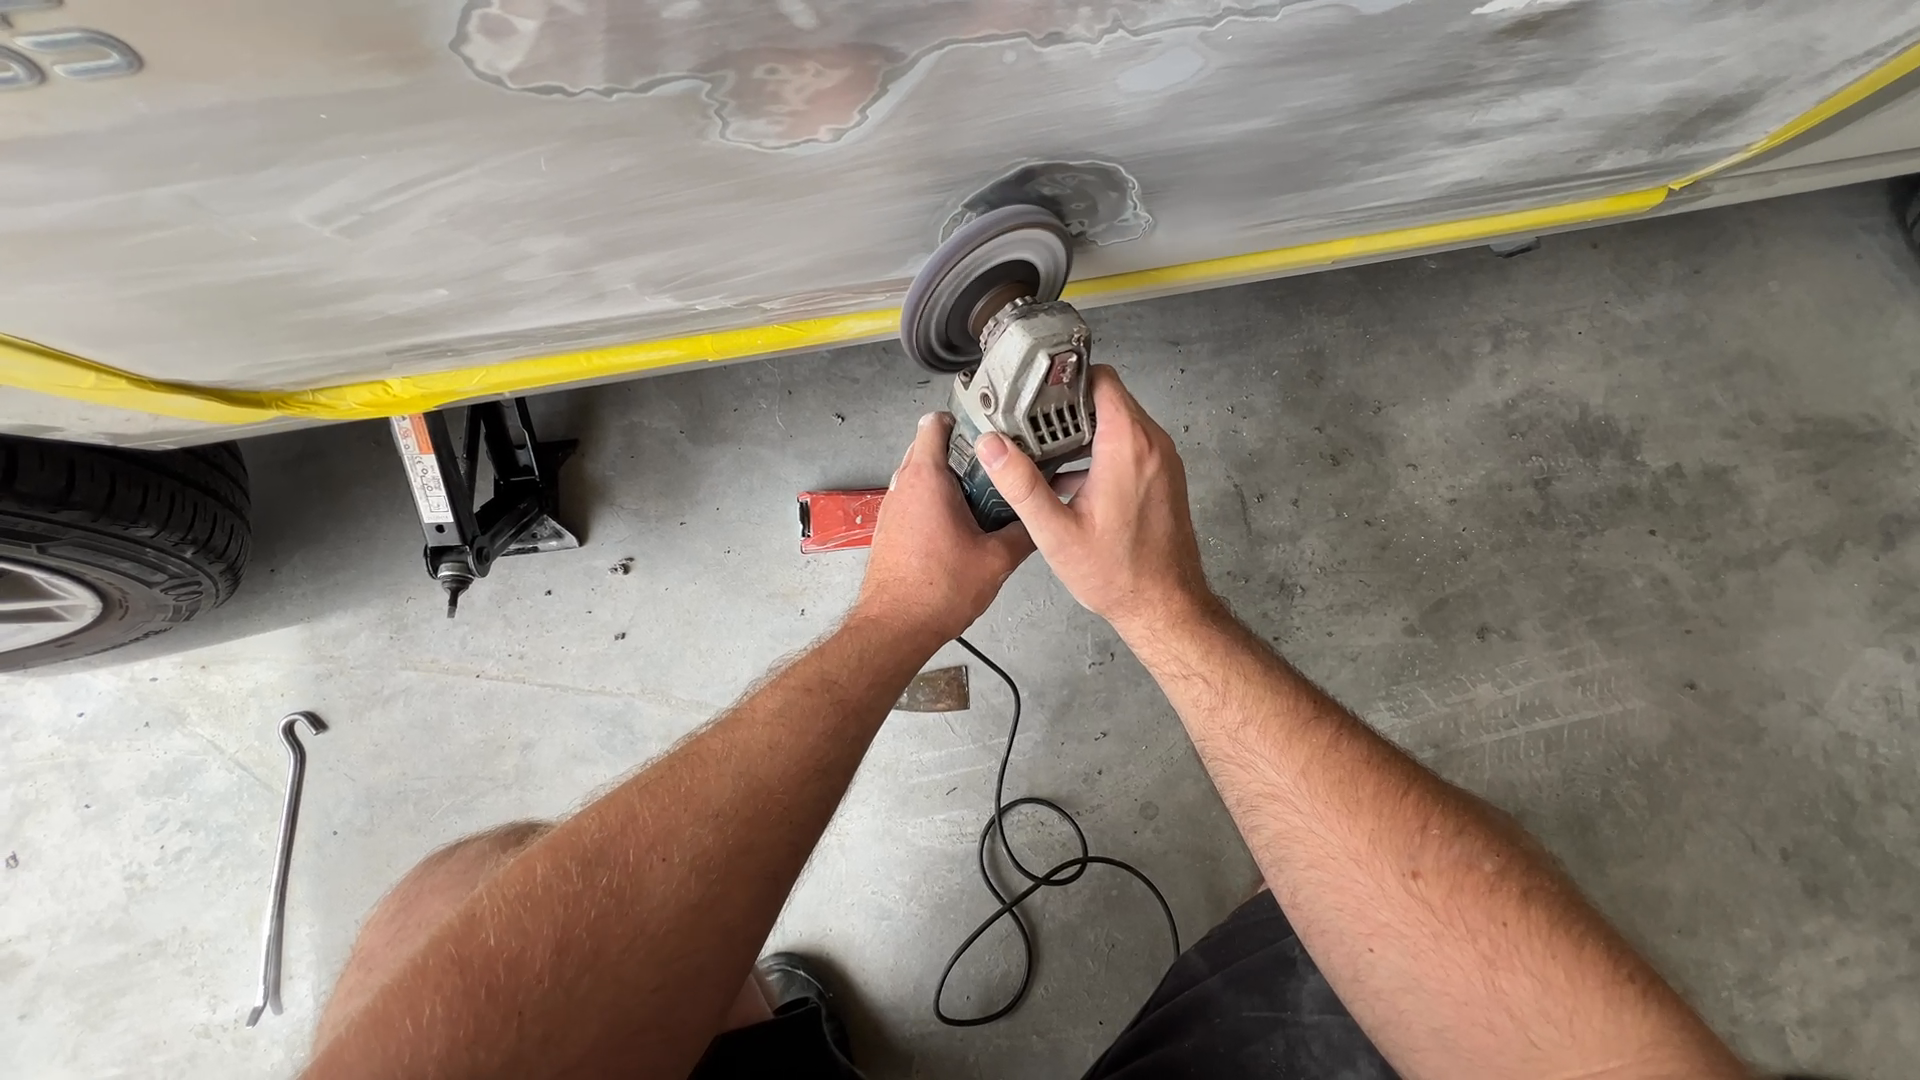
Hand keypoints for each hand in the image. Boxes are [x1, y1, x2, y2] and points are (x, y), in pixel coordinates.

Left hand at [853, 412, 1034, 644]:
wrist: (895, 628)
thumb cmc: (936, 591)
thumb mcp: (996, 560)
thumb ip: (1024, 532)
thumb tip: (1042, 520)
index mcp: (927, 479)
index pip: (936, 423)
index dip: (964, 418)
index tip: (990, 428)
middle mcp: (903, 487)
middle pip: (930, 447)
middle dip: (962, 450)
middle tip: (995, 464)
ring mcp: (892, 508)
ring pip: (921, 475)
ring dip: (948, 478)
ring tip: (982, 495)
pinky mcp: (889, 530)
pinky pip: (914, 500)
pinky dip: (935, 501)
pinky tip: (961, 524)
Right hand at [975, 366, 1211, 636]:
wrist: (1164, 606)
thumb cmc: (1118, 573)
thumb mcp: (1055, 531)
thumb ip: (1021, 484)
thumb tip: (992, 448)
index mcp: (1128, 446)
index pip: (1102, 379)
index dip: (1066, 379)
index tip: (1036, 392)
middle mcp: (1153, 446)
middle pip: (1108, 398)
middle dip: (1067, 407)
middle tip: (1031, 424)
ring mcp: (1162, 462)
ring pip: (1119, 423)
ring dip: (1083, 431)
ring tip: (1045, 452)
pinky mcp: (1163, 478)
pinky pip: (1130, 447)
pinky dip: (1101, 452)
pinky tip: (1071, 481)